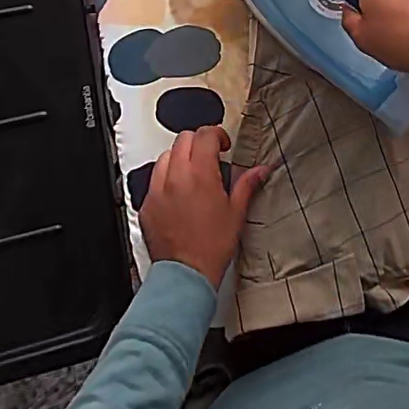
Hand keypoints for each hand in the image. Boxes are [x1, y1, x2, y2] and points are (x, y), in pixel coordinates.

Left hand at [138, 126, 269, 287]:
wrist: (186, 274)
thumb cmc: (212, 246)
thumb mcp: (235, 212)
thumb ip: (246, 184)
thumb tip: (260, 171)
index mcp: (200, 174)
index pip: (205, 135)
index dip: (217, 134)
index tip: (222, 144)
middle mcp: (176, 177)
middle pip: (183, 139)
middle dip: (198, 142)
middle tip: (209, 155)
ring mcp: (158, 189)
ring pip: (165, 155)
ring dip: (180, 157)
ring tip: (192, 172)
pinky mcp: (147, 204)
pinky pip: (153, 179)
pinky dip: (165, 177)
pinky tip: (177, 191)